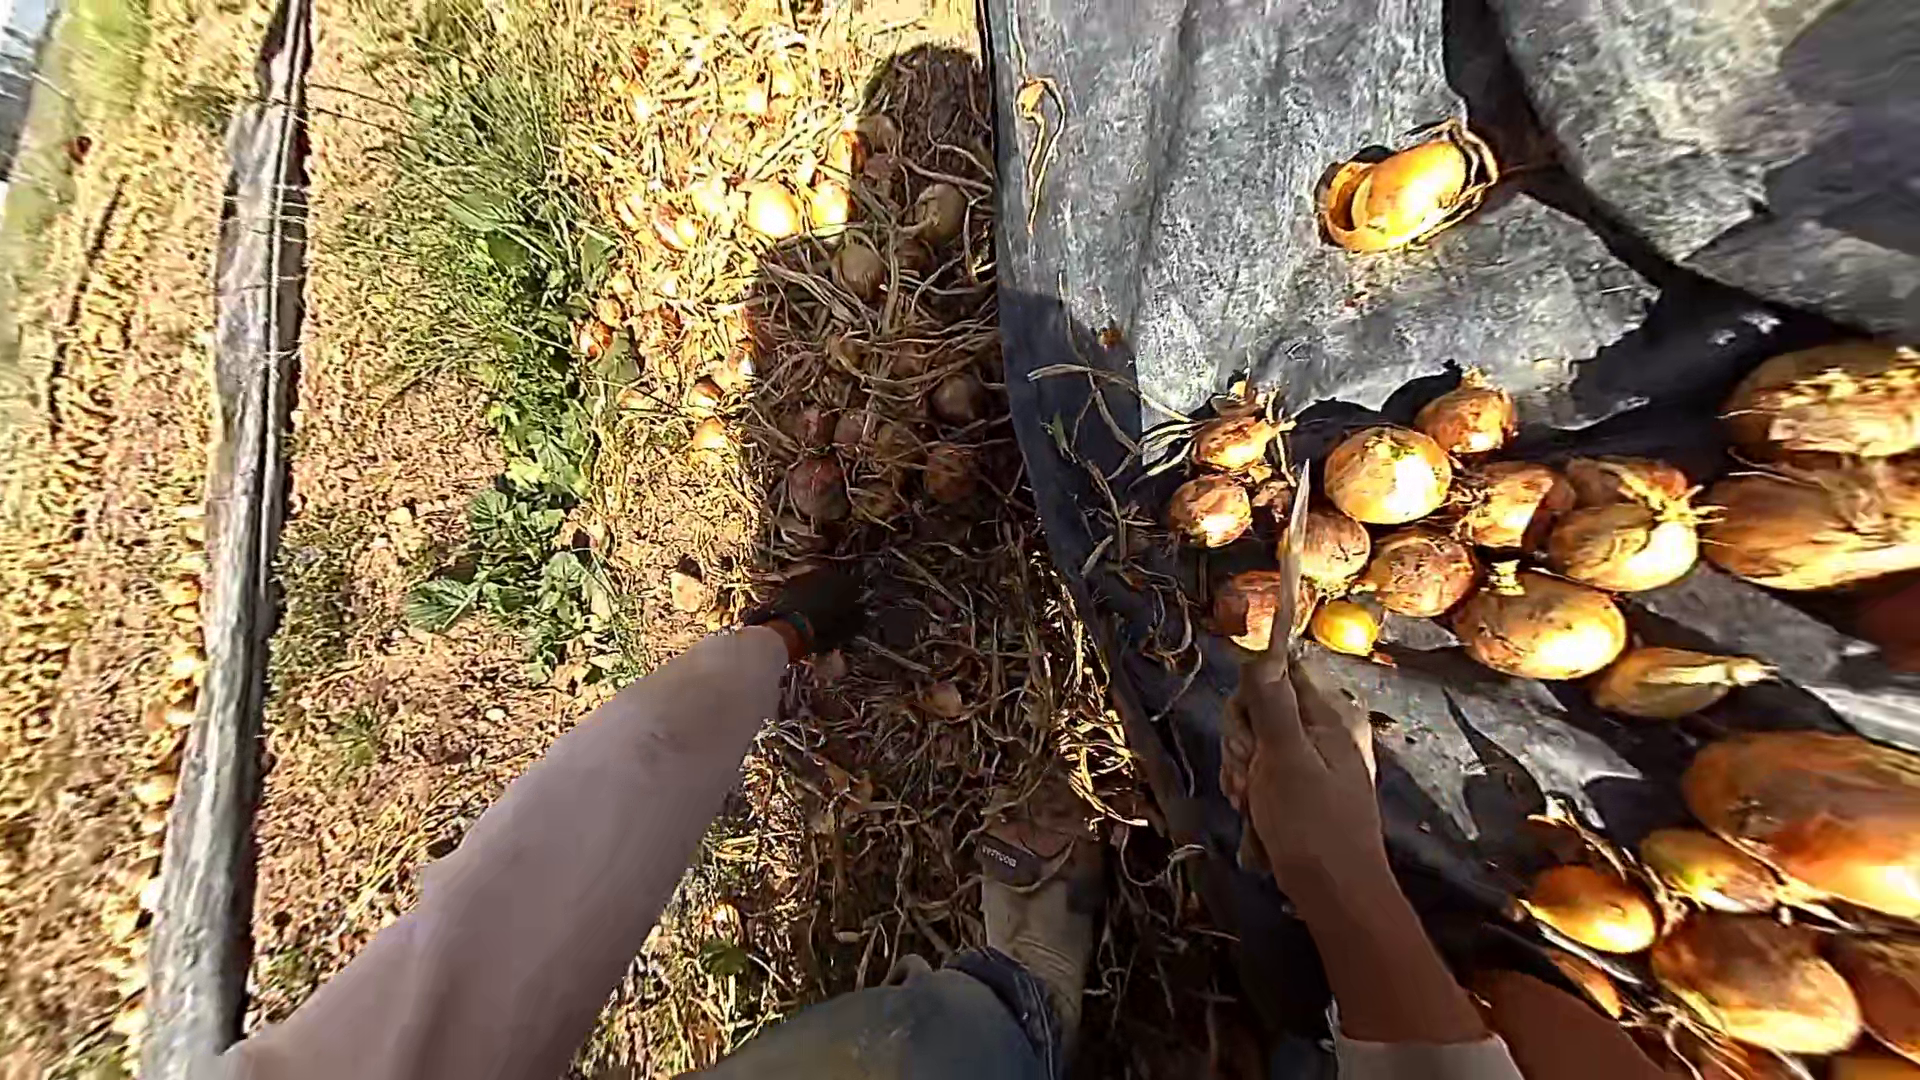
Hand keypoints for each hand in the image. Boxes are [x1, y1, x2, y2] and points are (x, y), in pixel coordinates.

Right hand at [1219, 662, 1387, 900]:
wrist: (1335, 898)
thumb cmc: (1312, 826)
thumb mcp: (1285, 758)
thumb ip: (1271, 703)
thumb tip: (1261, 652)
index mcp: (1330, 716)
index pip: (1279, 673)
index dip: (1251, 695)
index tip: (1244, 729)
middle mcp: (1322, 730)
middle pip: (1258, 706)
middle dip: (1240, 738)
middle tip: (1246, 772)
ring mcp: (1310, 758)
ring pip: (1252, 737)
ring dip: (1239, 765)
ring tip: (1248, 797)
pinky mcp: (1297, 783)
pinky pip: (1257, 765)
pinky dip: (1246, 784)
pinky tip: (1249, 807)